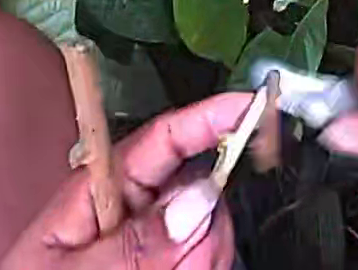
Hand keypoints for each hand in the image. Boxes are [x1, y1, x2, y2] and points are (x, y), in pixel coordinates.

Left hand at [1, 92, 249, 269]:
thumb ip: (133, 244)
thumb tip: (202, 198)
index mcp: (104, 187)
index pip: (165, 136)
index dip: (211, 115)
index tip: (253, 104)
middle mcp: (136, 205)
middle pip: (201, 189)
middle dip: (207, 225)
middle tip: (185, 267)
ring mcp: (154, 239)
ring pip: (211, 232)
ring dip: (202, 261)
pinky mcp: (171, 262)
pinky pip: (206, 260)